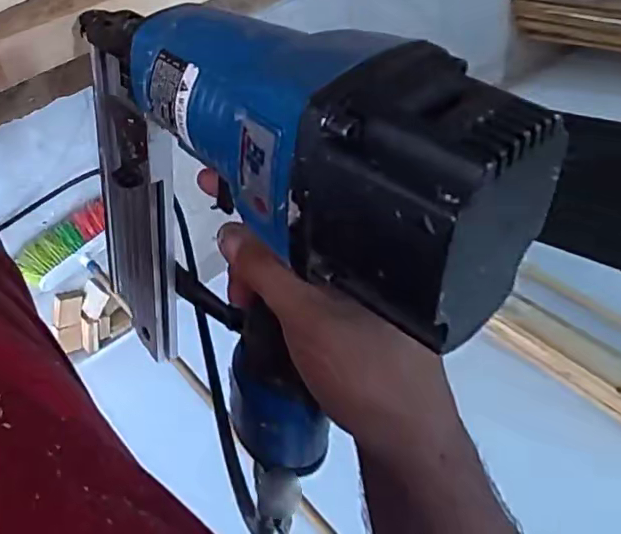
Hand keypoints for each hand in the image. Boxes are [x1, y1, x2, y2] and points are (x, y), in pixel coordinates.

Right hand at [197, 169, 464, 462]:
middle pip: (284, 235)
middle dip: (249, 253)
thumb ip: (263, 270)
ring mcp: (347, 288)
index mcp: (352, 248)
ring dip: (258, 280)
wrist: (404, 443)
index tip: (216, 177)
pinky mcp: (342, 313)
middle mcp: (351, 262)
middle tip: (238, 284)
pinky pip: (297, 289)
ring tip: (249, 308)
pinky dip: (273, 298)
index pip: (295, 206)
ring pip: (286, 265)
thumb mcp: (304, 316)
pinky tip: (264, 317)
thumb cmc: (368, 373)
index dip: (253, 189)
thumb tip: (230, 233)